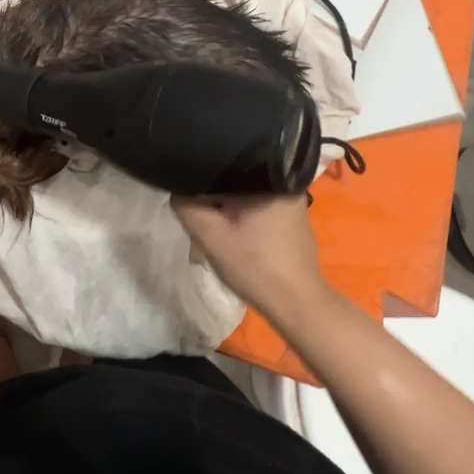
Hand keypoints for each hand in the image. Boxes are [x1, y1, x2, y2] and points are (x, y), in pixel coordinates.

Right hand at [173, 193, 333, 315]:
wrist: (297, 305)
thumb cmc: (255, 267)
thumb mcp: (210, 236)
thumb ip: (186, 207)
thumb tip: (177, 189)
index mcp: (268, 177)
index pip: (221, 168)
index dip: (199, 185)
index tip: (190, 204)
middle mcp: (284, 183)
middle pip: (233, 183)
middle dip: (214, 200)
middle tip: (202, 221)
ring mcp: (292, 202)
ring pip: (245, 197)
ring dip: (228, 211)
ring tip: (217, 229)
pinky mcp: (293, 220)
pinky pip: (258, 208)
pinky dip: (243, 219)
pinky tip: (237, 237)